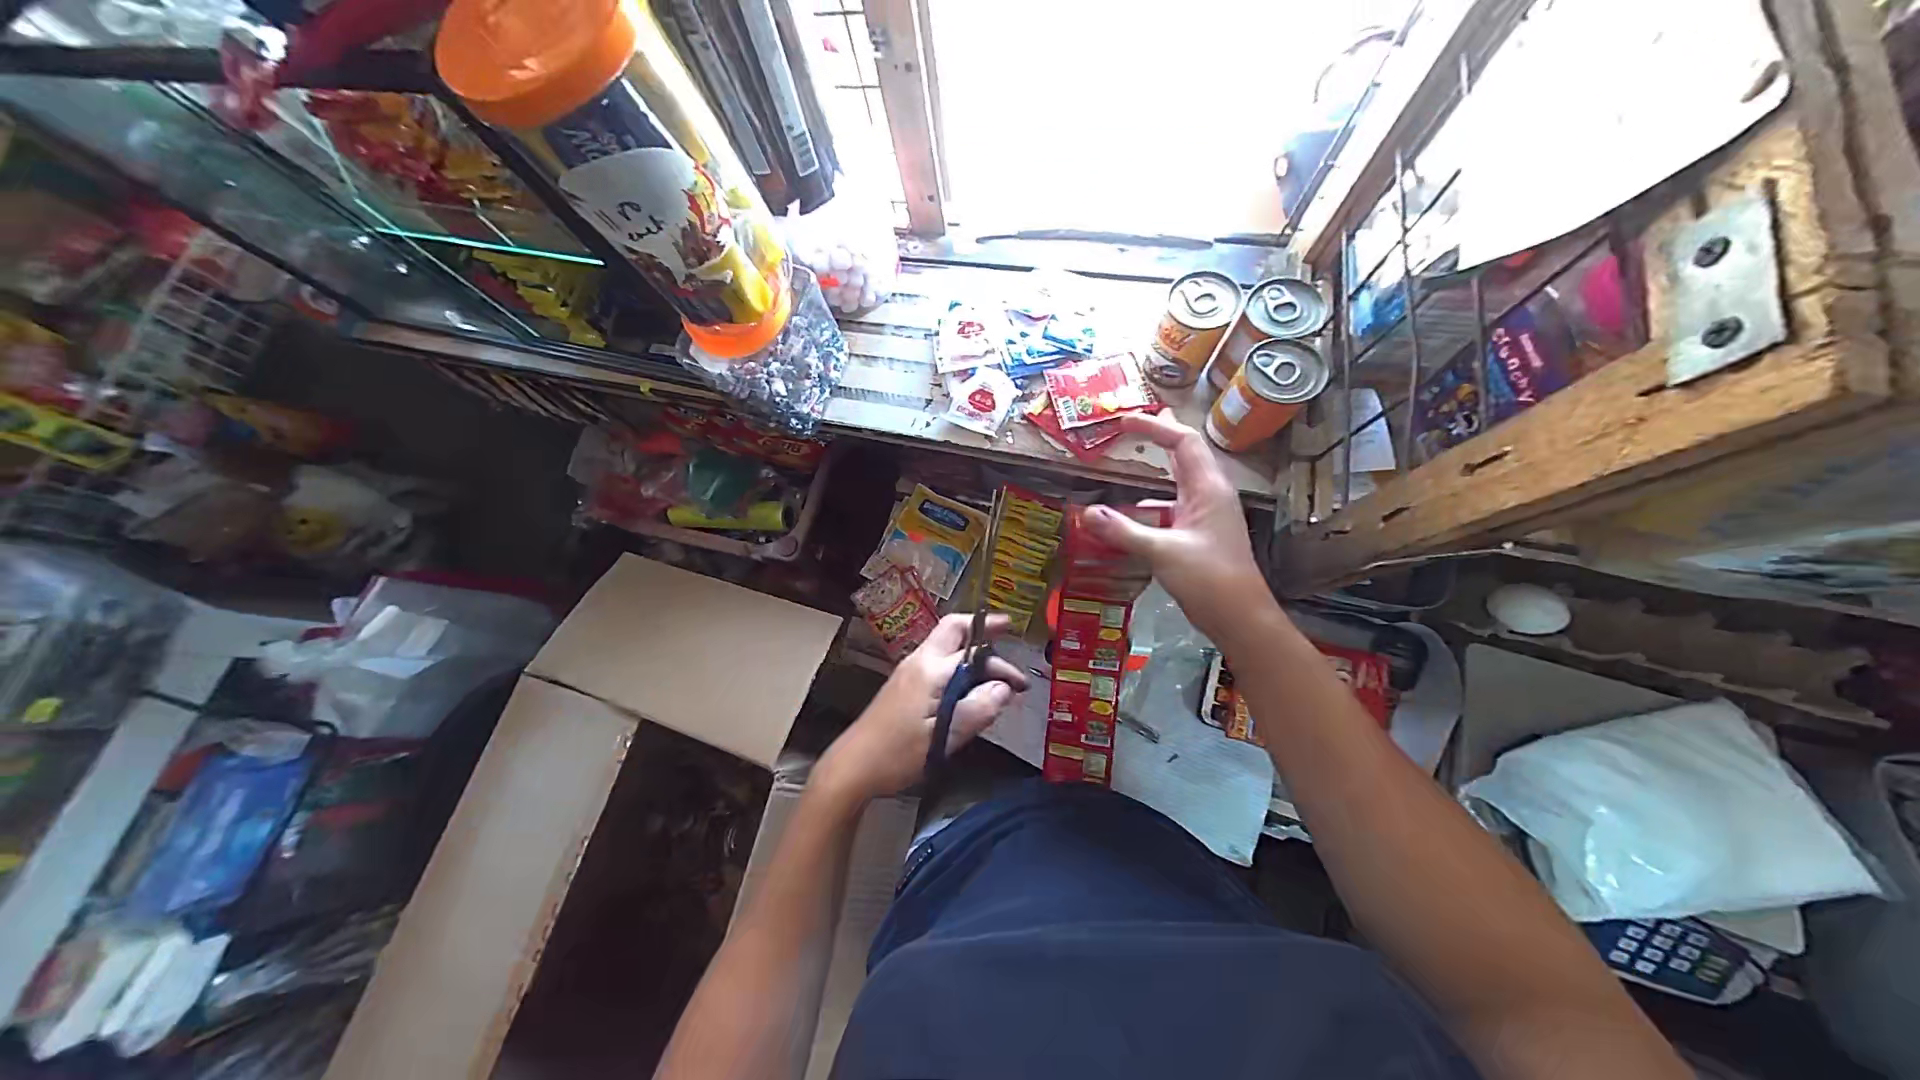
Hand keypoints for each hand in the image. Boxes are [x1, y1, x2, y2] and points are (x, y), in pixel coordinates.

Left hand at [816, 613, 1030, 801]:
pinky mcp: (904, 686)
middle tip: (1007, 636)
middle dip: (982, 629)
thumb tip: (1005, 688)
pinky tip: (969, 691)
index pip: (971, 646)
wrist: (852, 766)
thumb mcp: (944, 737)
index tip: (1020, 681)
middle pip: (953, 629)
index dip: (1000, 660)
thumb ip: (977, 709)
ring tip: (994, 678)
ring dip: (971, 652)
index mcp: (930, 669)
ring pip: (946, 646)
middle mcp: (919, 661)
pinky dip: (959, 668)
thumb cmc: (897, 753)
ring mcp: (909, 672)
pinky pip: (938, 664)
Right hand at [1080, 411, 1271, 643]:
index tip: (1125, 420)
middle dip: (1163, 436)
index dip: (1155, 427)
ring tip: (1133, 464)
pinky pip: (1174, 508)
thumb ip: (1122, 531)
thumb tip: (1086, 513)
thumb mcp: (1161, 553)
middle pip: (1187, 455)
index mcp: (1207, 489)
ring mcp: (1207, 516)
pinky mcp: (1201, 536)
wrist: (1241, 618)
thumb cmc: (1210, 580)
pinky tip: (1133, 515)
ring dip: (1158, 471)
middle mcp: (1210, 496)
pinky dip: (1153, 504)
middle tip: (1138, 423)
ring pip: (1180, 483)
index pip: (1183, 442)